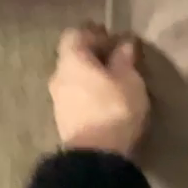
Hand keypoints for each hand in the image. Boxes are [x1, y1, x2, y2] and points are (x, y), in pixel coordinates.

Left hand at [49, 25, 150, 156]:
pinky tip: (106, 98)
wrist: (95, 156)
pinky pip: (76, 95)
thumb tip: (124, 43)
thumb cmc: (114, 109)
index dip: (93, 32)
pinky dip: (89, 90)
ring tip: (114, 80)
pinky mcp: (64, 119)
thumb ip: (125, 59)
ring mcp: (58, 99)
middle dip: (93, 54)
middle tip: (116, 57)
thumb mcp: (129, 80)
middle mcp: (58, 76)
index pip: (75, 34)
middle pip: (72, 56)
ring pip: (74, 77)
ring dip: (91, 74)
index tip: (112, 36)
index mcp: (72, 61)